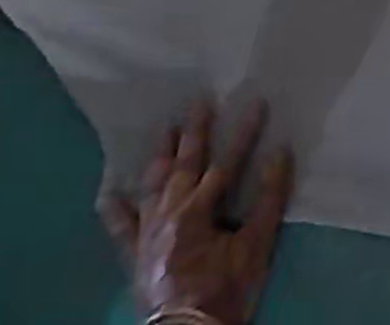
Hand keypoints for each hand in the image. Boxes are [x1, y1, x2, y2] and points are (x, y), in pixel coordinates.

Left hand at [100, 100, 294, 324]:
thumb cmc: (224, 288)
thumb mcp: (256, 245)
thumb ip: (270, 198)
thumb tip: (281, 153)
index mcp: (199, 210)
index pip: (228, 161)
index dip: (245, 131)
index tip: (257, 102)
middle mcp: (169, 214)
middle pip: (184, 165)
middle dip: (195, 131)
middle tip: (198, 100)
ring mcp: (147, 233)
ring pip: (152, 185)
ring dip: (160, 155)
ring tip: (164, 129)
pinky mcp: (133, 253)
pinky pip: (119, 227)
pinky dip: (114, 207)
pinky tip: (108, 190)